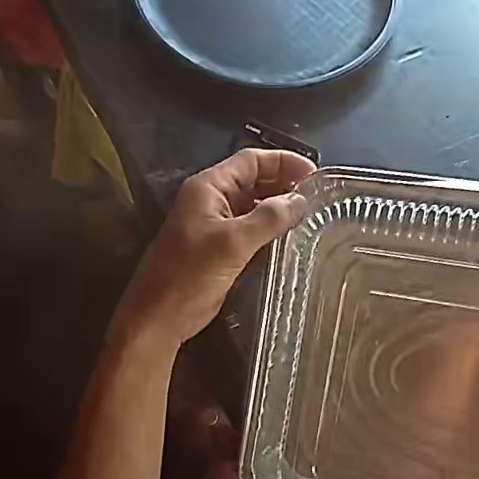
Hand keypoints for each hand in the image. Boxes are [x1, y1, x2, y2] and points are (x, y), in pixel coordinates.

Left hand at [112, 149, 316, 348]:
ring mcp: (214, 227)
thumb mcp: (232, 243)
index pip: (250, 161)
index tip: (316, 174)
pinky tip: (290, 240)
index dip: (284, 162)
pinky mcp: (219, 252)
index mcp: (208, 188)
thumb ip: (268, 218)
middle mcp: (211, 202)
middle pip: (253, 182)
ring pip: (252, 209)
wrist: (160, 317)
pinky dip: (268, 233)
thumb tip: (300, 201)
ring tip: (311, 216)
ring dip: (278, 210)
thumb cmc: (190, 276)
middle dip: (284, 185)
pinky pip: (249, 234)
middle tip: (319, 197)